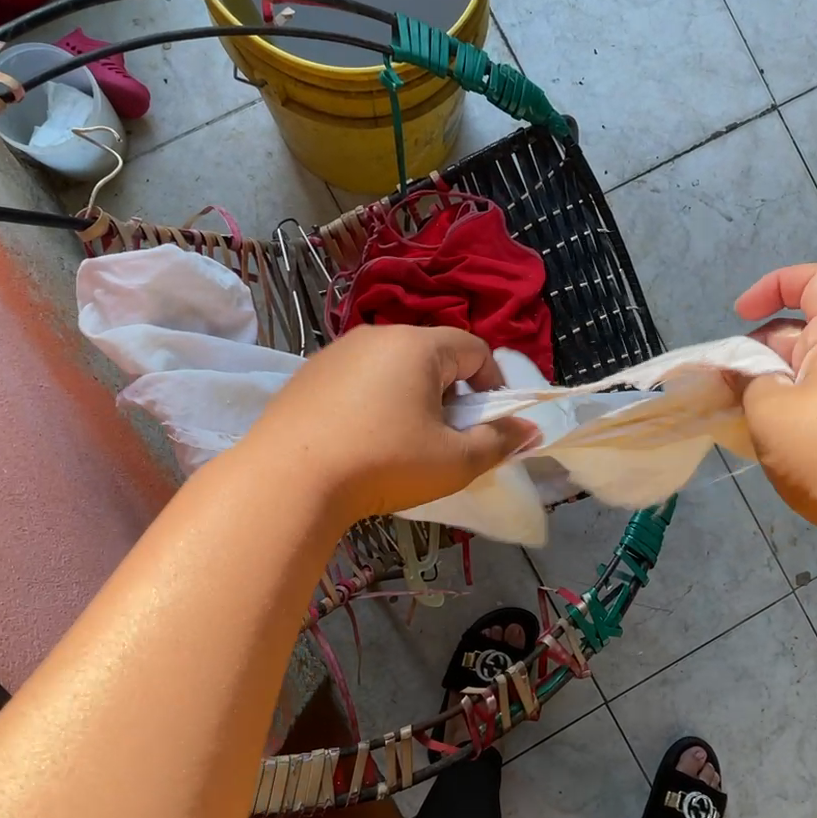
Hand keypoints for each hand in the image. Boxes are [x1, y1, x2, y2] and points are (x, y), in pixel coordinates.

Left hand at [239, 325, 536, 523]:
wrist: (288, 481)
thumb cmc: (384, 464)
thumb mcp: (454, 462)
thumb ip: (498, 443)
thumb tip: (528, 430)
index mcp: (419, 346)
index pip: (474, 349)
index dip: (492, 386)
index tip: (487, 424)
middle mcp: (377, 336)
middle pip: (433, 355)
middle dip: (451, 394)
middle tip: (446, 439)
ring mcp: (337, 352)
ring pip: (393, 367)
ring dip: (412, 397)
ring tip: (403, 443)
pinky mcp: (308, 375)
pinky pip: (358, 380)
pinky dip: (373, 402)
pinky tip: (362, 441)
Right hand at [731, 264, 816, 549]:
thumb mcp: (770, 411)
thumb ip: (746, 381)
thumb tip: (740, 374)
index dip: (775, 284)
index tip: (739, 316)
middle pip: (802, 328)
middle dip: (756, 348)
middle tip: (722, 384)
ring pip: (804, 369)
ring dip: (766, 383)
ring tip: (738, 415)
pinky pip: (815, 398)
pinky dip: (784, 407)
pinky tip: (764, 438)